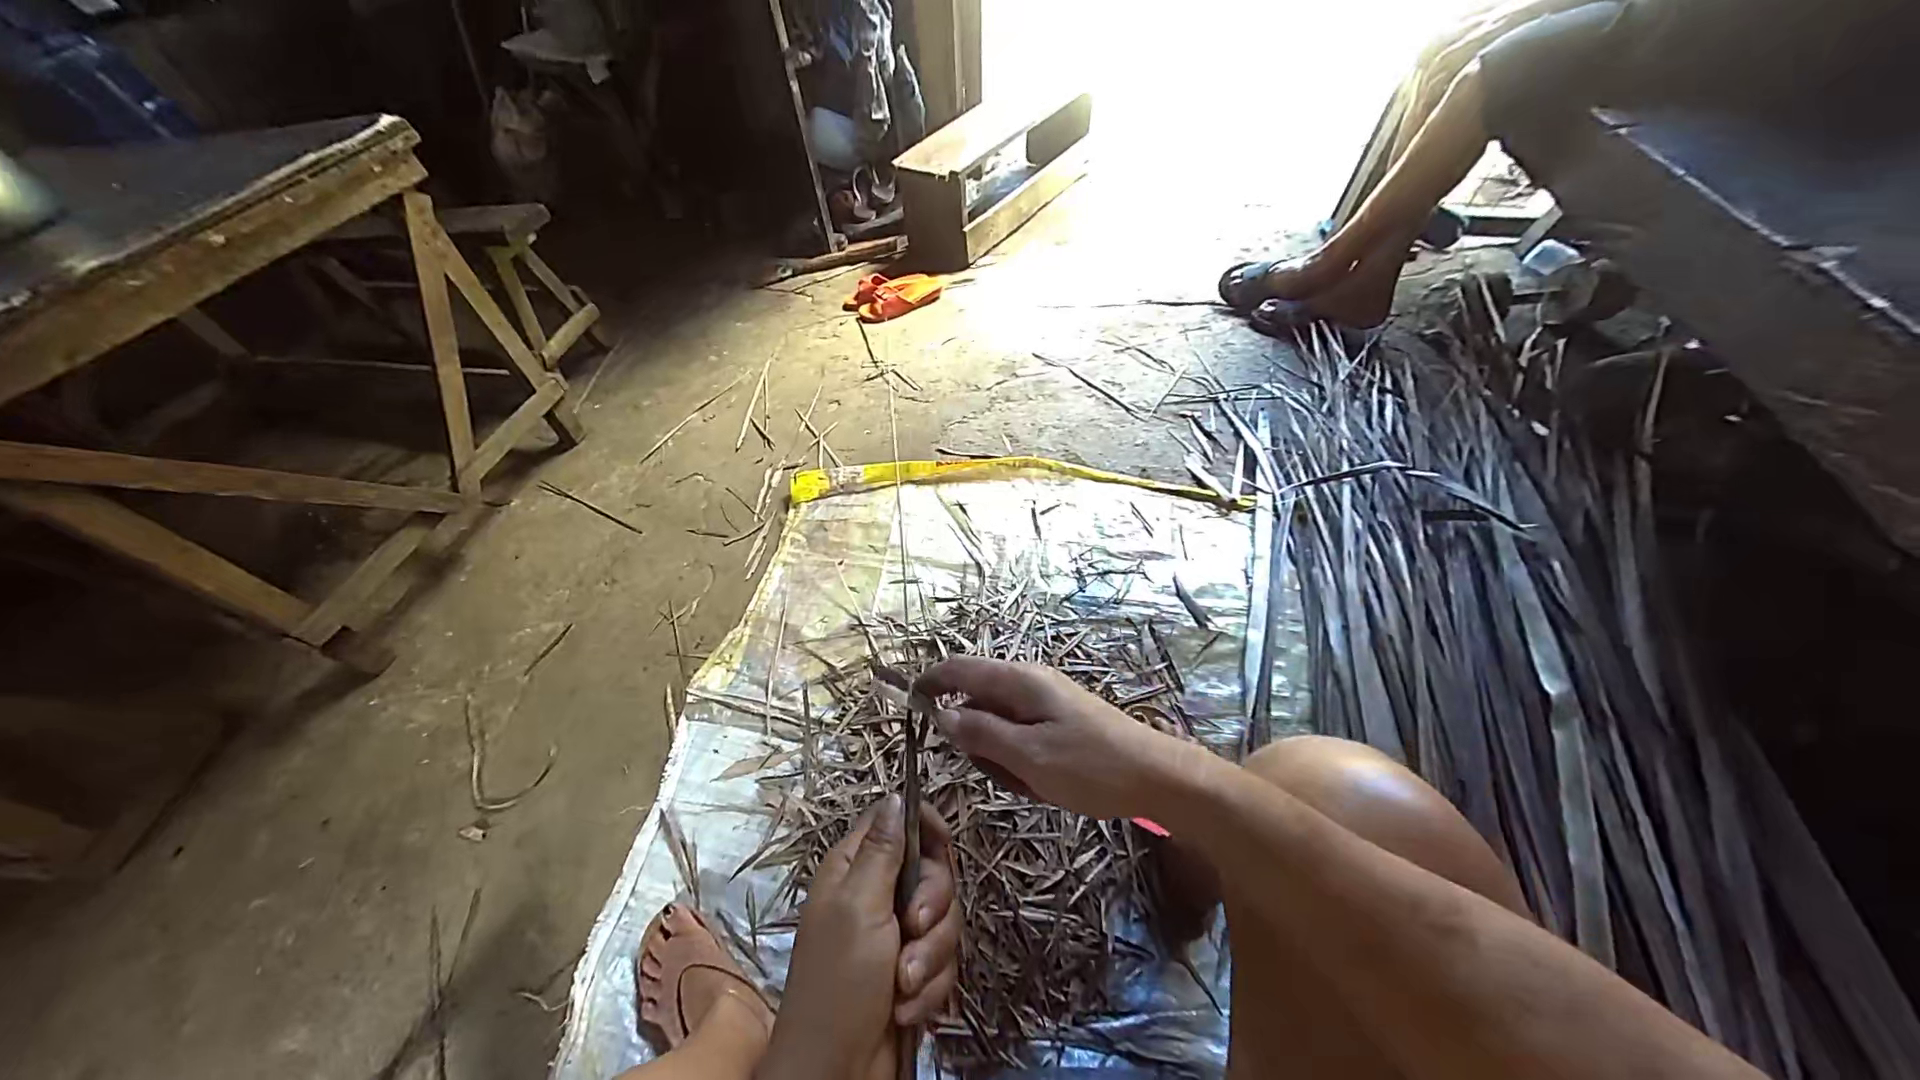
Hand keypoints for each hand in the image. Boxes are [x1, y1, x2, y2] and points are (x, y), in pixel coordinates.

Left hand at [758, 796, 958, 1079]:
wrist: (838, 1074)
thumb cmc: (840, 982)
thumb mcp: (859, 907)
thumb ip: (883, 850)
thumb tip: (895, 794)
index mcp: (855, 867)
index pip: (896, 819)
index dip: (924, 824)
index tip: (942, 844)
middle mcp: (878, 892)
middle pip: (932, 869)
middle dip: (932, 905)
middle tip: (912, 928)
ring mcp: (897, 933)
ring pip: (944, 917)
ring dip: (930, 956)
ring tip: (904, 985)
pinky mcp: (915, 969)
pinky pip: (945, 959)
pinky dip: (931, 986)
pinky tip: (907, 1008)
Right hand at [915, 657, 1182, 819]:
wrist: (1158, 777)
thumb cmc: (1091, 766)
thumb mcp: (1028, 756)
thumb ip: (981, 734)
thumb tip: (943, 716)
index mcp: (1019, 680)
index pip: (959, 668)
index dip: (929, 683)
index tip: (908, 706)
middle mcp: (1029, 682)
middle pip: (976, 701)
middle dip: (974, 739)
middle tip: (999, 771)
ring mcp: (1046, 701)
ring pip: (997, 724)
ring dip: (1000, 756)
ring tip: (1029, 781)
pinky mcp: (1058, 720)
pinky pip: (1020, 737)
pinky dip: (1020, 760)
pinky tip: (1044, 781)